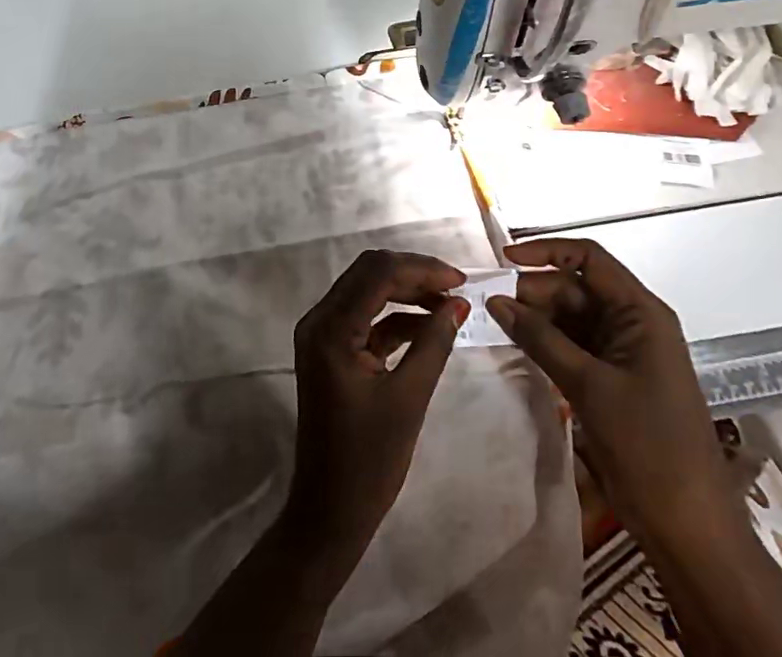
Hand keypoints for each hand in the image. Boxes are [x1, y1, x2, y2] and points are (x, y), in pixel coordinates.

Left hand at [285, 250, 468, 552]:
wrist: (330, 511)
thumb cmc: (369, 459)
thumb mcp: (410, 396)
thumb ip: (434, 342)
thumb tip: (459, 303)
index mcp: (330, 329)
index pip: (378, 272)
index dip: (422, 268)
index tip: (461, 281)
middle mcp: (319, 322)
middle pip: (370, 273)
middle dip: (415, 274)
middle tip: (457, 289)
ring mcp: (324, 337)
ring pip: (369, 291)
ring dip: (408, 292)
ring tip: (450, 305)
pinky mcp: (334, 353)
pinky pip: (368, 319)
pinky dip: (399, 317)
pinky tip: (431, 327)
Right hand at [486, 239, 725, 541]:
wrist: (686, 520)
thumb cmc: (646, 444)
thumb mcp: (589, 386)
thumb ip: (541, 339)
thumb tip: (497, 302)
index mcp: (641, 311)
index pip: (590, 259)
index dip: (547, 251)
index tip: (503, 259)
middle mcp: (633, 322)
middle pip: (577, 288)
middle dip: (535, 291)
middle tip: (490, 306)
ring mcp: (623, 351)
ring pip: (573, 318)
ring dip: (538, 319)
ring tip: (496, 324)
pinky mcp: (612, 378)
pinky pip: (575, 346)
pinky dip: (547, 344)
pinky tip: (518, 346)